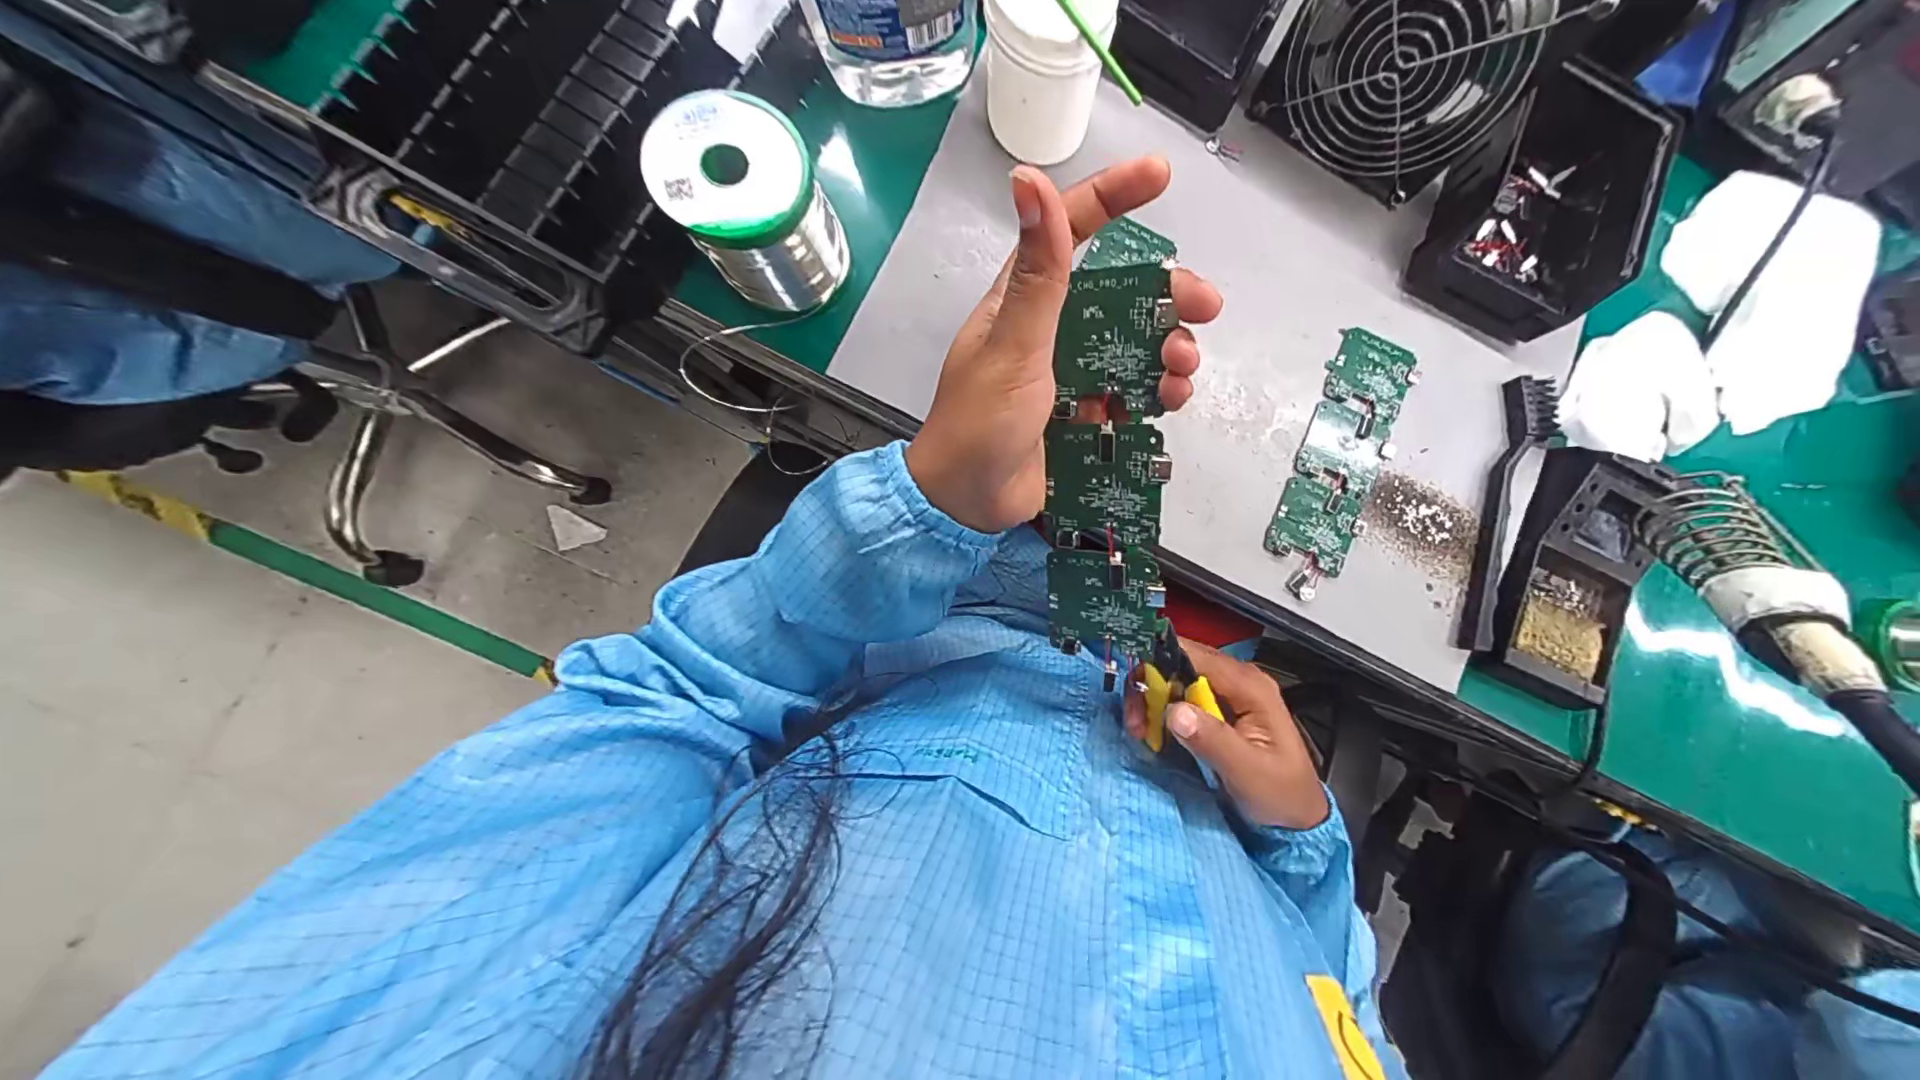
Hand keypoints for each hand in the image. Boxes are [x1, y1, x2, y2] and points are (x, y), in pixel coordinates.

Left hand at [905, 156, 1224, 532]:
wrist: (969, 503)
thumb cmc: (979, 423)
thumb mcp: (1013, 346)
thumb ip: (1036, 273)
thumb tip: (1028, 179)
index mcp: (1023, 301)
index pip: (1069, 232)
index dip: (1112, 198)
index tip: (1159, 176)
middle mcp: (1049, 330)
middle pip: (1119, 293)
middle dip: (1166, 296)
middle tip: (1205, 308)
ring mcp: (1067, 373)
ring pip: (1131, 344)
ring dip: (1167, 350)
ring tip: (1180, 370)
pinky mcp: (1080, 413)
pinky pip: (1128, 391)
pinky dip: (1153, 391)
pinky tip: (1166, 401)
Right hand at [1125, 642, 1329, 828]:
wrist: (1297, 818)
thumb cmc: (1280, 795)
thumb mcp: (1247, 772)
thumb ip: (1212, 740)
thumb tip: (1175, 711)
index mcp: (1249, 686)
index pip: (1194, 656)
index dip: (1158, 665)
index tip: (1135, 691)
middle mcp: (1236, 679)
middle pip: (1178, 662)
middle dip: (1149, 685)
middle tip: (1135, 721)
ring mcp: (1225, 692)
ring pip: (1173, 678)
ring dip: (1150, 699)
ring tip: (1140, 730)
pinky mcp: (1215, 707)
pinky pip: (1177, 695)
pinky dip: (1158, 710)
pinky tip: (1152, 732)